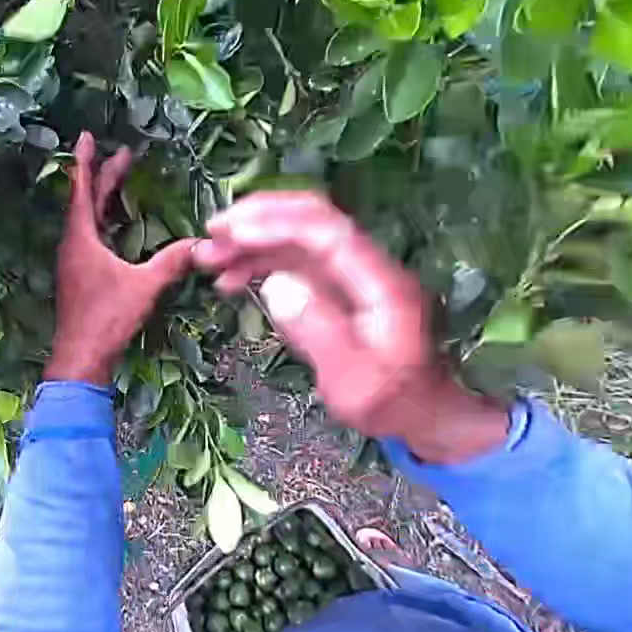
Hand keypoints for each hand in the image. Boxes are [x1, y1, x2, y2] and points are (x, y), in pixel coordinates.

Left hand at [43, 133, 195, 385]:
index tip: (87, 136)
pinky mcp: (80, 277)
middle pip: (87, 202)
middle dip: (104, 177)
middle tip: (123, 156)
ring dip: (103, 200)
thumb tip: (202, 244)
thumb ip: (171, 262)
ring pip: (88, 221)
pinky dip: (104, 223)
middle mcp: (73, 245)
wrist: (81, 357)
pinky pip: (91, 238)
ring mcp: (74, 262)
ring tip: (119, 182)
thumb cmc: (107, 317)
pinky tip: (118, 227)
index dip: (85, 162)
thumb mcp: (144, 286)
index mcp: (81, 239)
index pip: (81, 190)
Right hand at [193, 192, 509, 462]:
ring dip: (253, 241)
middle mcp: (366, 267)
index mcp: (379, 283)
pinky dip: (262, 264)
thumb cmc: (391, 402)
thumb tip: (276, 284)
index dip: (276, 224)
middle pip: (311, 221)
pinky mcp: (337, 289)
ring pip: (298, 241)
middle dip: (259, 219)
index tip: (232, 232)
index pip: (325, 232)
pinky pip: (295, 263)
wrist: (422, 412)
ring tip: (210, 257)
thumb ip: (317, 330)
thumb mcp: (354, 380)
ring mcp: (351, 276)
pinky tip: (233, 278)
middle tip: (212, 231)